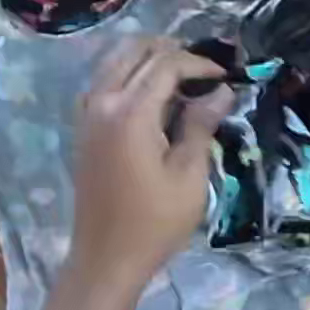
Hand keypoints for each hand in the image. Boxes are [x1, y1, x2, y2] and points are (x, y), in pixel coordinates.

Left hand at [65, 39, 234, 299]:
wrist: (107, 257)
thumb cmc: (155, 222)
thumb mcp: (189, 175)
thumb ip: (200, 125)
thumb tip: (221, 91)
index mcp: (130, 112)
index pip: (165, 65)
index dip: (199, 64)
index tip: (225, 76)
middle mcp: (102, 102)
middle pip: (134, 52)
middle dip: (172, 52)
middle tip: (205, 71)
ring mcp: (87, 114)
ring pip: (115, 62)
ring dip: (148, 60)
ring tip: (183, 77)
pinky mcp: (84, 128)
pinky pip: (105, 82)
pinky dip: (129, 76)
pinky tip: (153, 96)